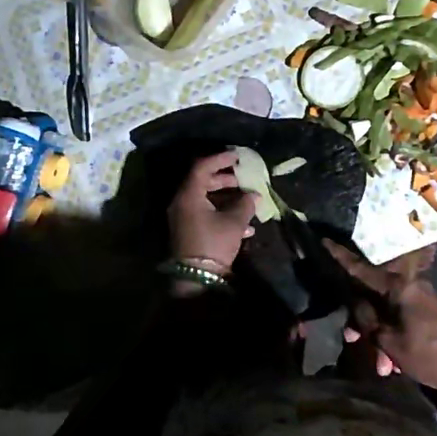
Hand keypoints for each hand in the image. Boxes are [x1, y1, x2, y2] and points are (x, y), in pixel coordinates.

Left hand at [167, 151, 257, 273]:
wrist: (197, 279)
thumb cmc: (214, 244)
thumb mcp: (234, 223)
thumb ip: (245, 204)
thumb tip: (254, 195)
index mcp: (189, 195)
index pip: (202, 167)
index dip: (220, 159)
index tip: (236, 156)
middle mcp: (182, 203)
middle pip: (202, 182)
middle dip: (224, 179)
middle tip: (242, 178)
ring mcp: (183, 218)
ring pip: (205, 199)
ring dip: (225, 198)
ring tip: (246, 200)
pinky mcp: (188, 231)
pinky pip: (205, 214)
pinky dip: (221, 213)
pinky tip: (244, 226)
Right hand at [323, 239, 436, 403]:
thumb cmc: (428, 354)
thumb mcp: (389, 341)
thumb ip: (367, 320)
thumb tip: (356, 306)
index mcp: (399, 285)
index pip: (362, 269)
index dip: (341, 258)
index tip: (325, 242)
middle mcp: (410, 285)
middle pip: (373, 295)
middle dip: (361, 319)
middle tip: (350, 339)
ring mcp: (420, 299)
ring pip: (386, 311)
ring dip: (378, 336)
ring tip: (381, 366)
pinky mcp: (427, 313)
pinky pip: (399, 319)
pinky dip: (392, 338)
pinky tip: (393, 365)